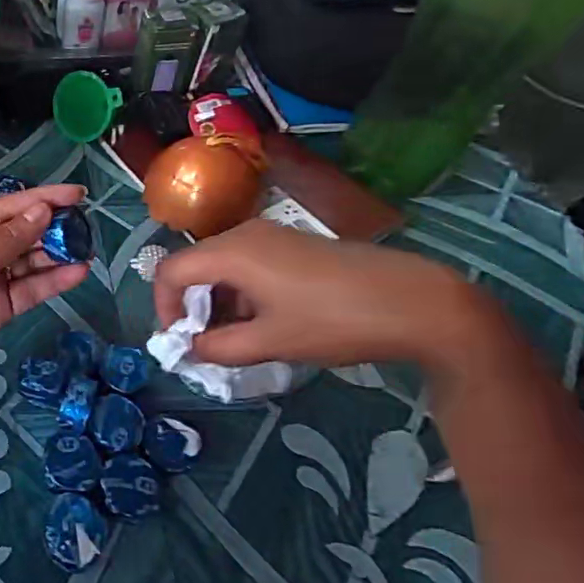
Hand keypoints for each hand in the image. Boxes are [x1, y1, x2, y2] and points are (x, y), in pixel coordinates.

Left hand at [0, 186, 88, 462]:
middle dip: (51, 228)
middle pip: (17, 235)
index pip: (3, 210)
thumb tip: (40, 212)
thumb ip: (0, 243)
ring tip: (88, 249)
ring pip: (26, 264)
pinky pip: (26, 292)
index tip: (77, 194)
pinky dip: (51, 282)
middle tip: (88, 225)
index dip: (40, 200)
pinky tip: (76, 274)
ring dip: (55, 255)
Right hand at [153, 220, 511, 370]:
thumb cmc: (336, 321)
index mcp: (232, 253)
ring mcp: (272, 235)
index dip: (163, 306)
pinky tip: (266, 319)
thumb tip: (191, 348)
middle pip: (195, 265)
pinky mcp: (294, 243)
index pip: (171, 271)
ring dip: (218, 300)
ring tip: (238, 337)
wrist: (420, 302)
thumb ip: (220, 348)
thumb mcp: (272, 343)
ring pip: (222, 265)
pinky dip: (241, 290)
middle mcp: (244, 234)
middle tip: (206, 343)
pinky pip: (248, 262)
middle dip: (192, 305)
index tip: (178, 340)